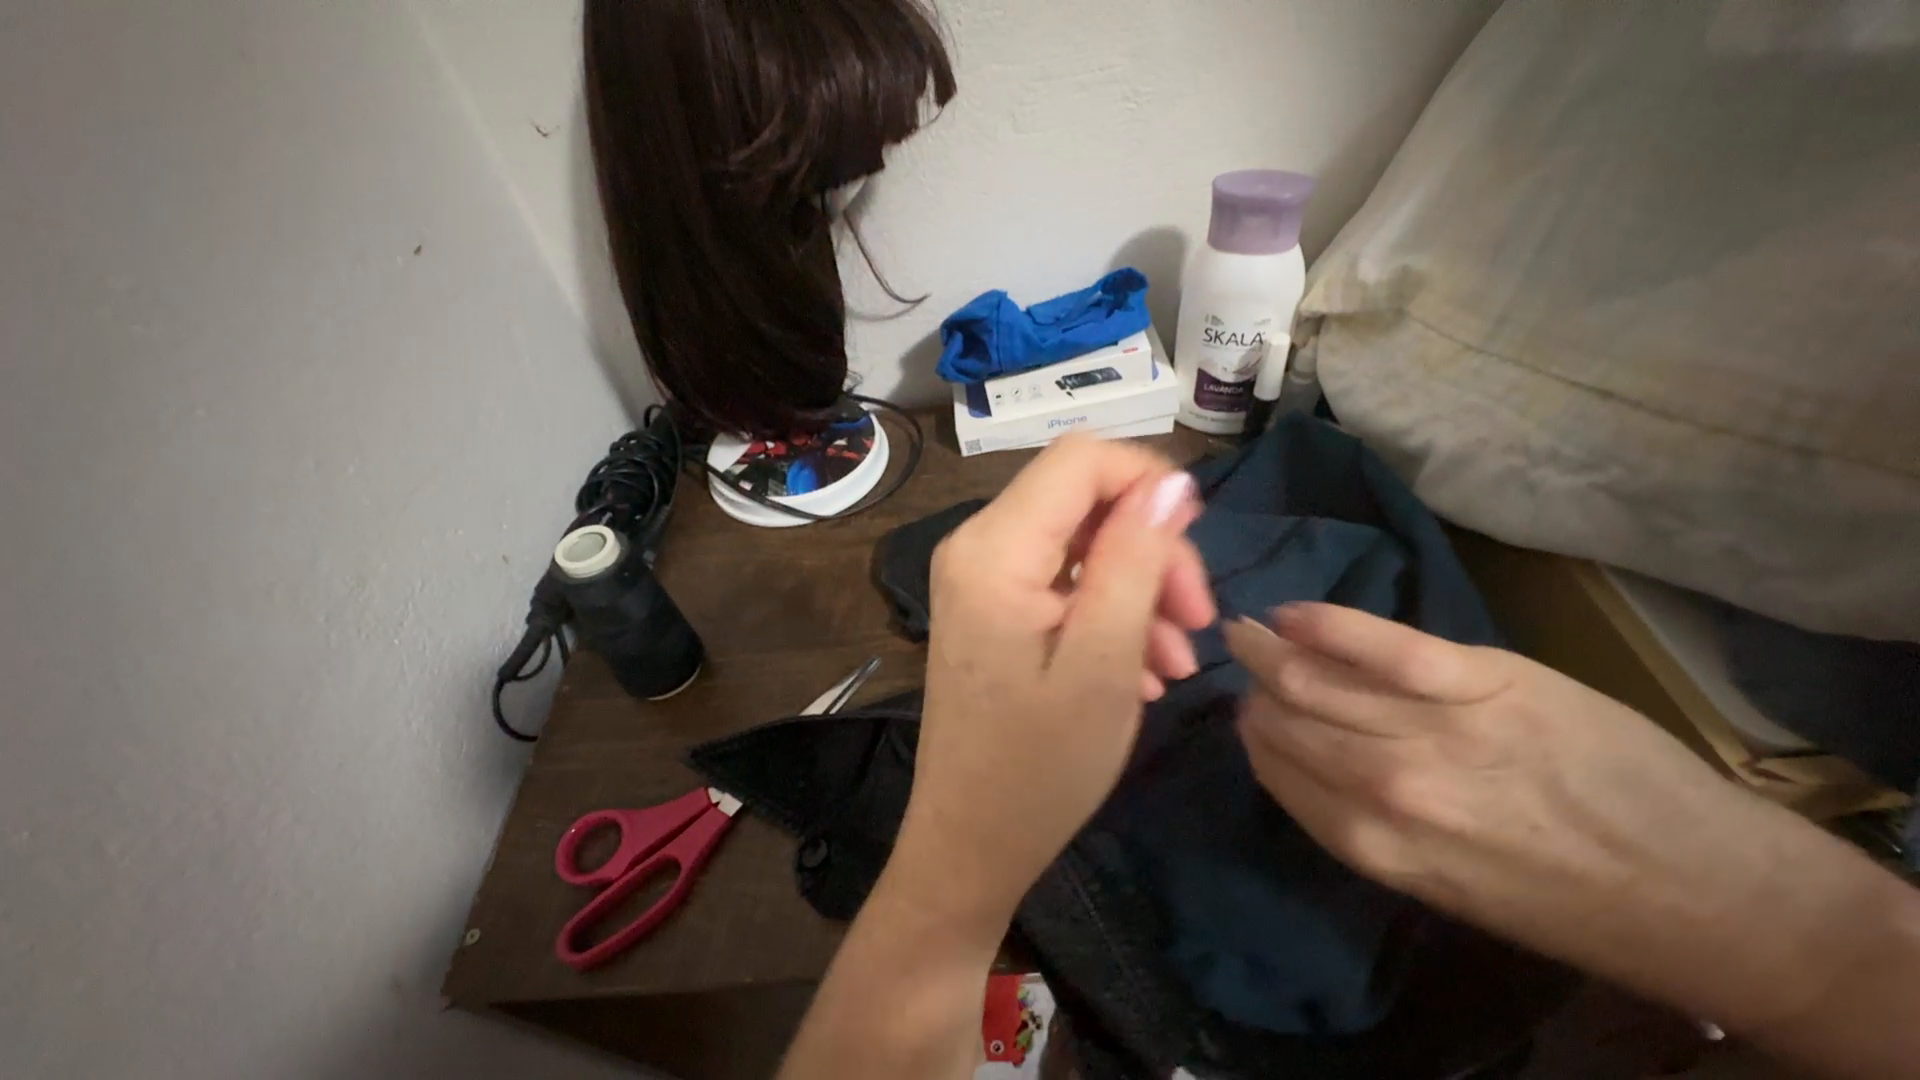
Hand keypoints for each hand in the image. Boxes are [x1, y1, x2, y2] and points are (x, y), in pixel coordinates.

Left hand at [893, 436, 1215, 926]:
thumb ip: (1136, 559)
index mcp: (994, 548)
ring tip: (1174, 662)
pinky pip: (1062, 583)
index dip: (1149, 485)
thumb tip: (1169, 483)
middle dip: (1152, 551)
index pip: (1082, 458)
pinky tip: (1142, 670)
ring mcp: (981, 579)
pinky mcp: (992, 609)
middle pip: (1086, 501)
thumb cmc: (1040, 766)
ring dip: (1140, 590)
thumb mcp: (1104, 660)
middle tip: (1197, 623)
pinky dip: (1110, 613)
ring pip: (1082, 544)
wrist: (972, 844)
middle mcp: (976, 547)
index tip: (1196, 550)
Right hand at [1224, 603, 1737, 964]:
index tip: (1244, 707)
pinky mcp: (1485, 683)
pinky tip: (1292, 612)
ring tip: (1248, 629)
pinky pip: (1383, 645)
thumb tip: (1302, 754)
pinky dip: (1329, 625)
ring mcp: (1434, 730)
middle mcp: (1384, 788)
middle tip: (1236, 654)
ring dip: (1270, 649)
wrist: (1705, 895)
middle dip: (1254, 684)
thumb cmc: (1564, 900)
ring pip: (1317, 678)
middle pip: (1287, 716)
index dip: (1253, 731)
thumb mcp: (1440, 883)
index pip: (1275, 766)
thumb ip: (1363, 820)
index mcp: (1371, 845)